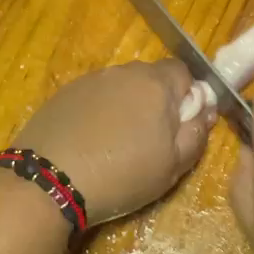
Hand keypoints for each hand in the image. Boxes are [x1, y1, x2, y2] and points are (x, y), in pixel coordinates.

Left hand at [13, 60, 208, 225]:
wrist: (49, 181)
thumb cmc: (121, 175)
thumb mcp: (172, 166)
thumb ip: (196, 134)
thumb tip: (204, 112)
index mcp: (156, 84)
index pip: (184, 72)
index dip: (187, 97)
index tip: (180, 127)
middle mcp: (124, 72)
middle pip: (151, 78)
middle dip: (156, 102)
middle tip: (149, 141)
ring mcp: (90, 80)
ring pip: (121, 88)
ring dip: (125, 108)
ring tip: (115, 145)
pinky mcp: (64, 93)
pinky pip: (93, 98)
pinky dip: (97, 114)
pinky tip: (89, 143)